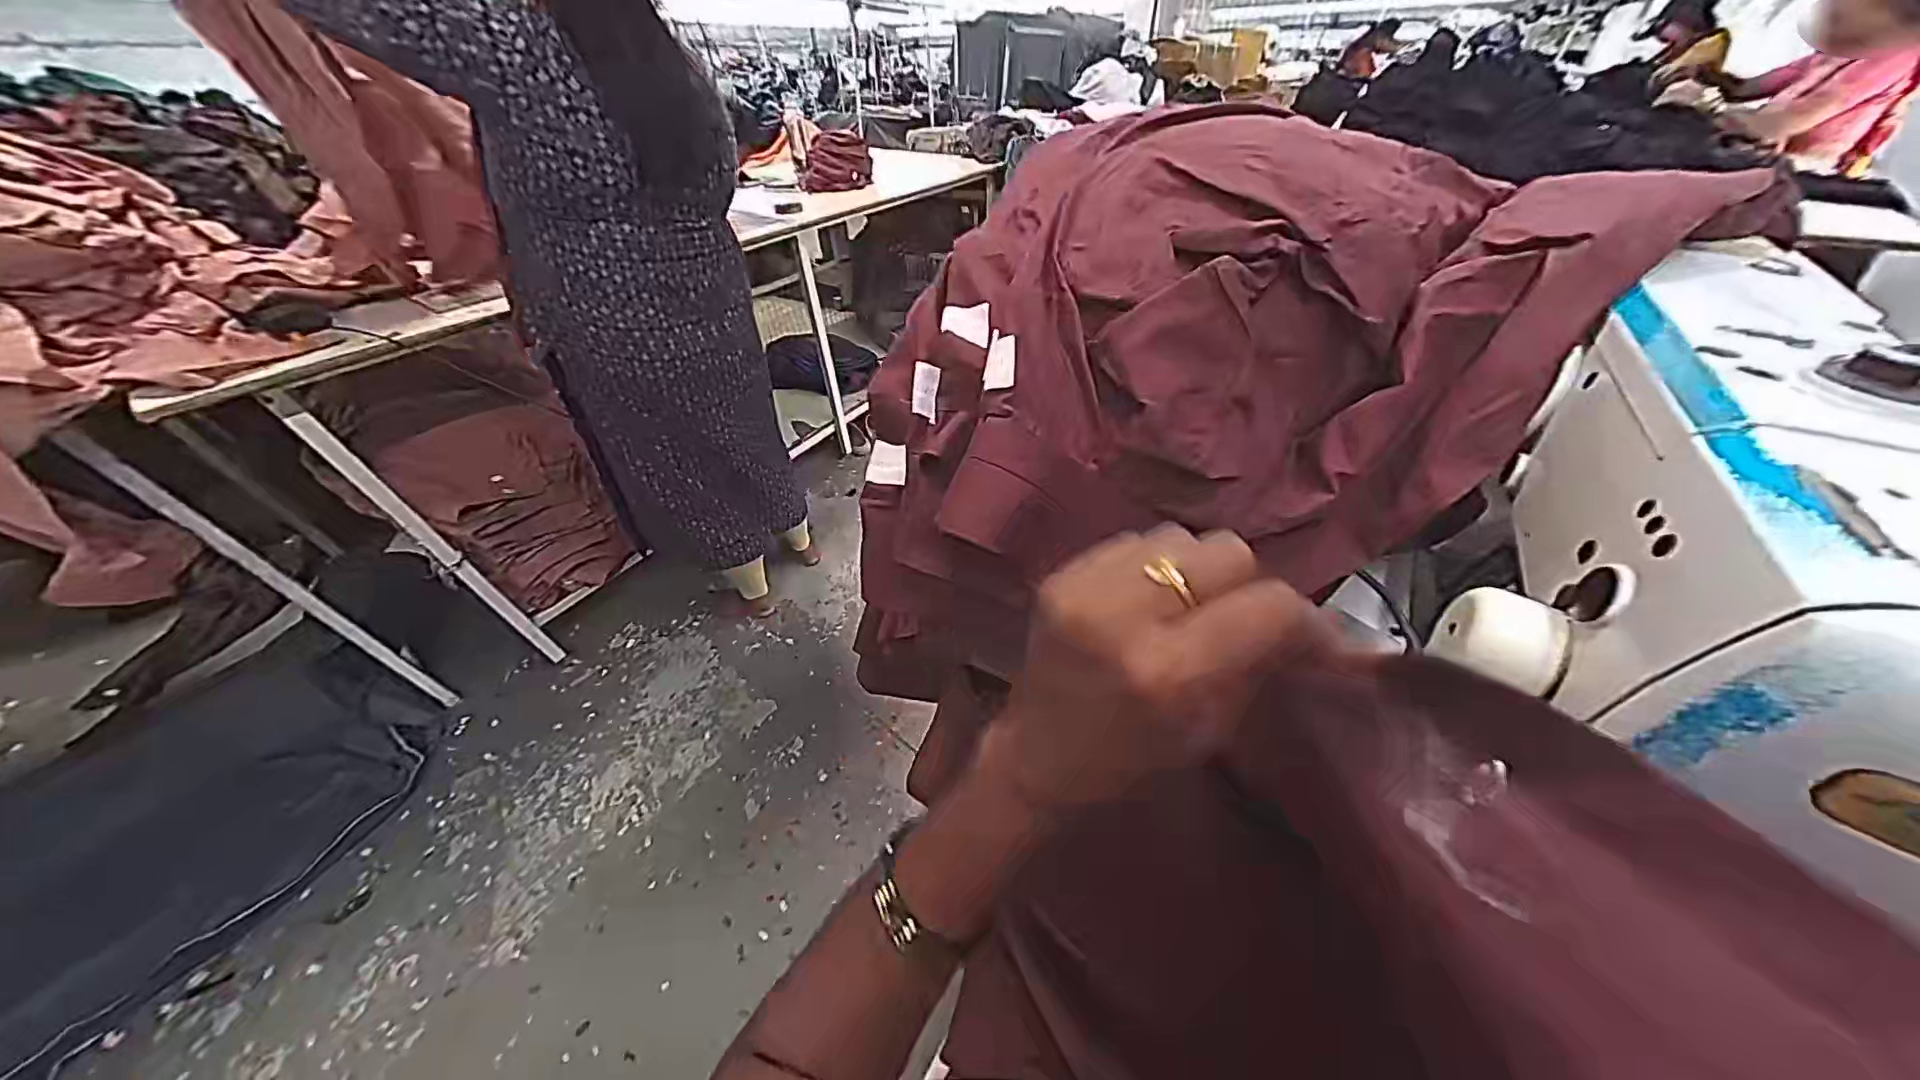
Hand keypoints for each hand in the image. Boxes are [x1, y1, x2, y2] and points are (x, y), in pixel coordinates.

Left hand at [976, 525, 1342, 812]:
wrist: (1037, 755)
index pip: (1267, 606)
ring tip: (1187, 606)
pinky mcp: (1059, 574)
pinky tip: (1146, 599)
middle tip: (1241, 617)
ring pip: (1179, 537)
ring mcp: (1083, 586)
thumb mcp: (1210, 729)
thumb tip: (1320, 627)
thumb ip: (1261, 664)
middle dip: (1248, 584)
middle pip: (1226, 551)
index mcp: (1167, 671)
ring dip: (1196, 569)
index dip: (1306, 620)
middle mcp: (1123, 615)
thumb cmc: (1129, 760)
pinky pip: (1133, 542)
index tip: (1315, 638)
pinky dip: (1152, 566)